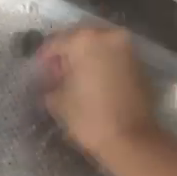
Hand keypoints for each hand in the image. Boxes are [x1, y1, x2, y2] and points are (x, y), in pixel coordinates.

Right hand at [38, 26, 165, 163]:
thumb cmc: (88, 117)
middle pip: (77, 39)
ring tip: (73, 79)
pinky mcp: (138, 62)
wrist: (131, 139)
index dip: (43, 58)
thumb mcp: (57, 100)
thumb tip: (51, 79)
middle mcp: (107, 36)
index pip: (54, 42)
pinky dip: (100, 64)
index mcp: (83, 40)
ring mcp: (126, 47)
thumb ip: (50, 82)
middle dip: (65, 54)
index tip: (38, 72)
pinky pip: (111, 56)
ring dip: (83, 58)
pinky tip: (91, 82)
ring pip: (97, 46)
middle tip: (55, 74)